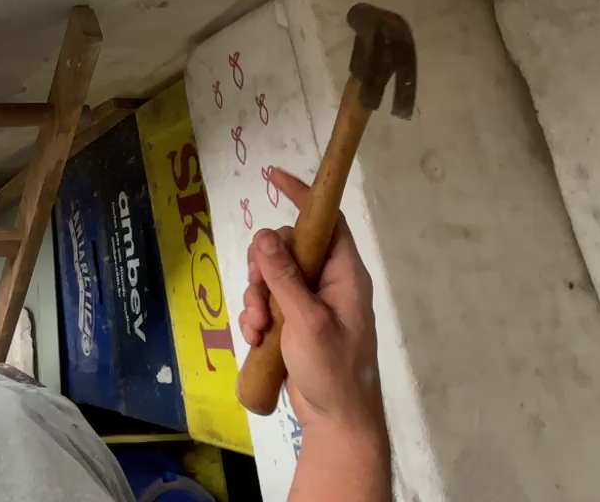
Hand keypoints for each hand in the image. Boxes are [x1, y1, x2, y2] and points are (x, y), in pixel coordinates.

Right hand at [240, 168, 386, 446]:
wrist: (338, 423)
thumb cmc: (334, 370)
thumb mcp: (306, 321)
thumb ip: (283, 276)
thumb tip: (264, 234)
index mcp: (344, 274)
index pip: (325, 220)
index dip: (303, 195)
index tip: (273, 175)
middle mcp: (328, 281)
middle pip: (286, 248)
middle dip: (262, 267)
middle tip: (256, 291)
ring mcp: (311, 302)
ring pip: (271, 276)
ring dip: (256, 298)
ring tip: (258, 327)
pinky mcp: (295, 322)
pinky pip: (268, 302)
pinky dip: (256, 316)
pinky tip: (256, 338)